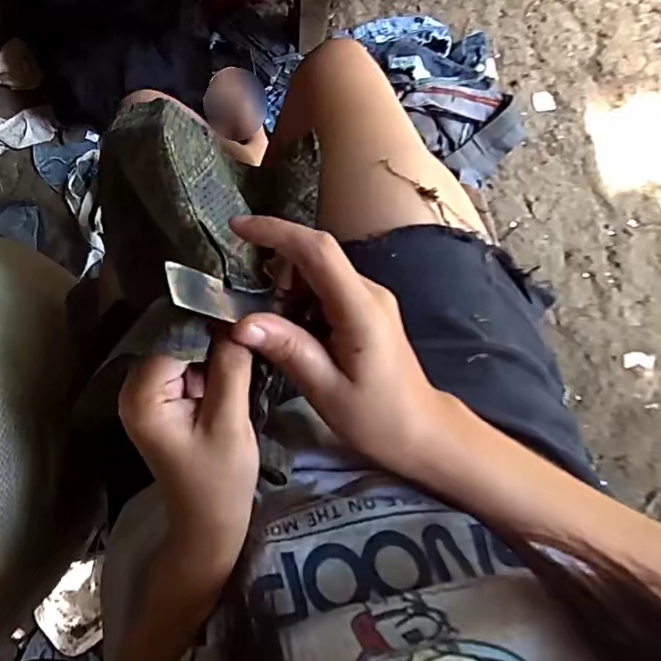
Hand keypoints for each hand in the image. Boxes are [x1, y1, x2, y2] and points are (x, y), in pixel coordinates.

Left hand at [117, 337, 259, 581]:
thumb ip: (231, 367)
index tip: (242, 308)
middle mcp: (133, 390)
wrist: (209, 523)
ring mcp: (145, 395)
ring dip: (211, 345)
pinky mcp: (160, 400)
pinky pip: (184, 366)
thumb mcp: (230, 422)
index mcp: (142, 397)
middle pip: (174, 340)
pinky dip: (208, 361)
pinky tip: (234, 357)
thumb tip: (237, 320)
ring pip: (181, 350)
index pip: (173, 337)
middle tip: (249, 318)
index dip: (207, 321)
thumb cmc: (219, 482)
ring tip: (246, 335)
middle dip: (210, 331)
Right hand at [228, 215, 457, 471]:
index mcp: (360, 310)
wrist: (423, 432)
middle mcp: (368, 292)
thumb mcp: (327, 391)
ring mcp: (370, 298)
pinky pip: (324, 288)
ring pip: (316, 272)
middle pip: (313, 257)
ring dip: (286, 291)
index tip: (237, 228)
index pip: (317, 252)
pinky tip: (296, 336)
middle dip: (275, 273)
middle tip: (258, 317)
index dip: (276, 232)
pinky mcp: (366, 308)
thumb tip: (242, 323)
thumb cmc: (378, 419)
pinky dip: (299, 302)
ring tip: (278, 334)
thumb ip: (288, 350)